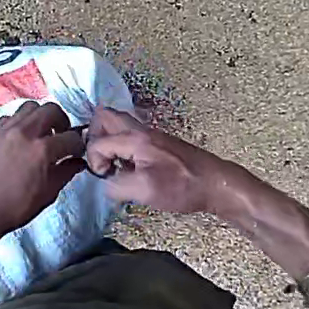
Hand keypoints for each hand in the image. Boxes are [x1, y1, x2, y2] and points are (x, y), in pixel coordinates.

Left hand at [0, 100, 87, 244]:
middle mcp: (24, 132)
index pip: (71, 137)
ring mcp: (5, 130)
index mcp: (42, 149)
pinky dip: (19, 124)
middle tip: (61, 136)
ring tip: (40, 134)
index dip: (79, 145)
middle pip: (52, 110)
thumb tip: (77, 162)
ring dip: (40, 117)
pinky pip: (10, 118)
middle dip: (62, 122)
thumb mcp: (47, 194)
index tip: (76, 151)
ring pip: (29, 108)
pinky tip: (19, 139)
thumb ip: (65, 173)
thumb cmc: (13, 208)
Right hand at [84, 107, 241, 213]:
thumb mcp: (145, 191)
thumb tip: (107, 183)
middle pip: (105, 117)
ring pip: (118, 124)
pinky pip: (129, 135)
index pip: (98, 142)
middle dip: (94, 136)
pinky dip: (121, 146)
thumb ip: (117, 186)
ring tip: (113, 163)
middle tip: (101, 159)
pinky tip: (128, 166)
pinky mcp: (158, 143)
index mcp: (135, 139)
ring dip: (108, 140)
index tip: (105, 177)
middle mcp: (141, 130)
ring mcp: (151, 135)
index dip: (94, 161)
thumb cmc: (182, 186)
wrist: (215, 183)